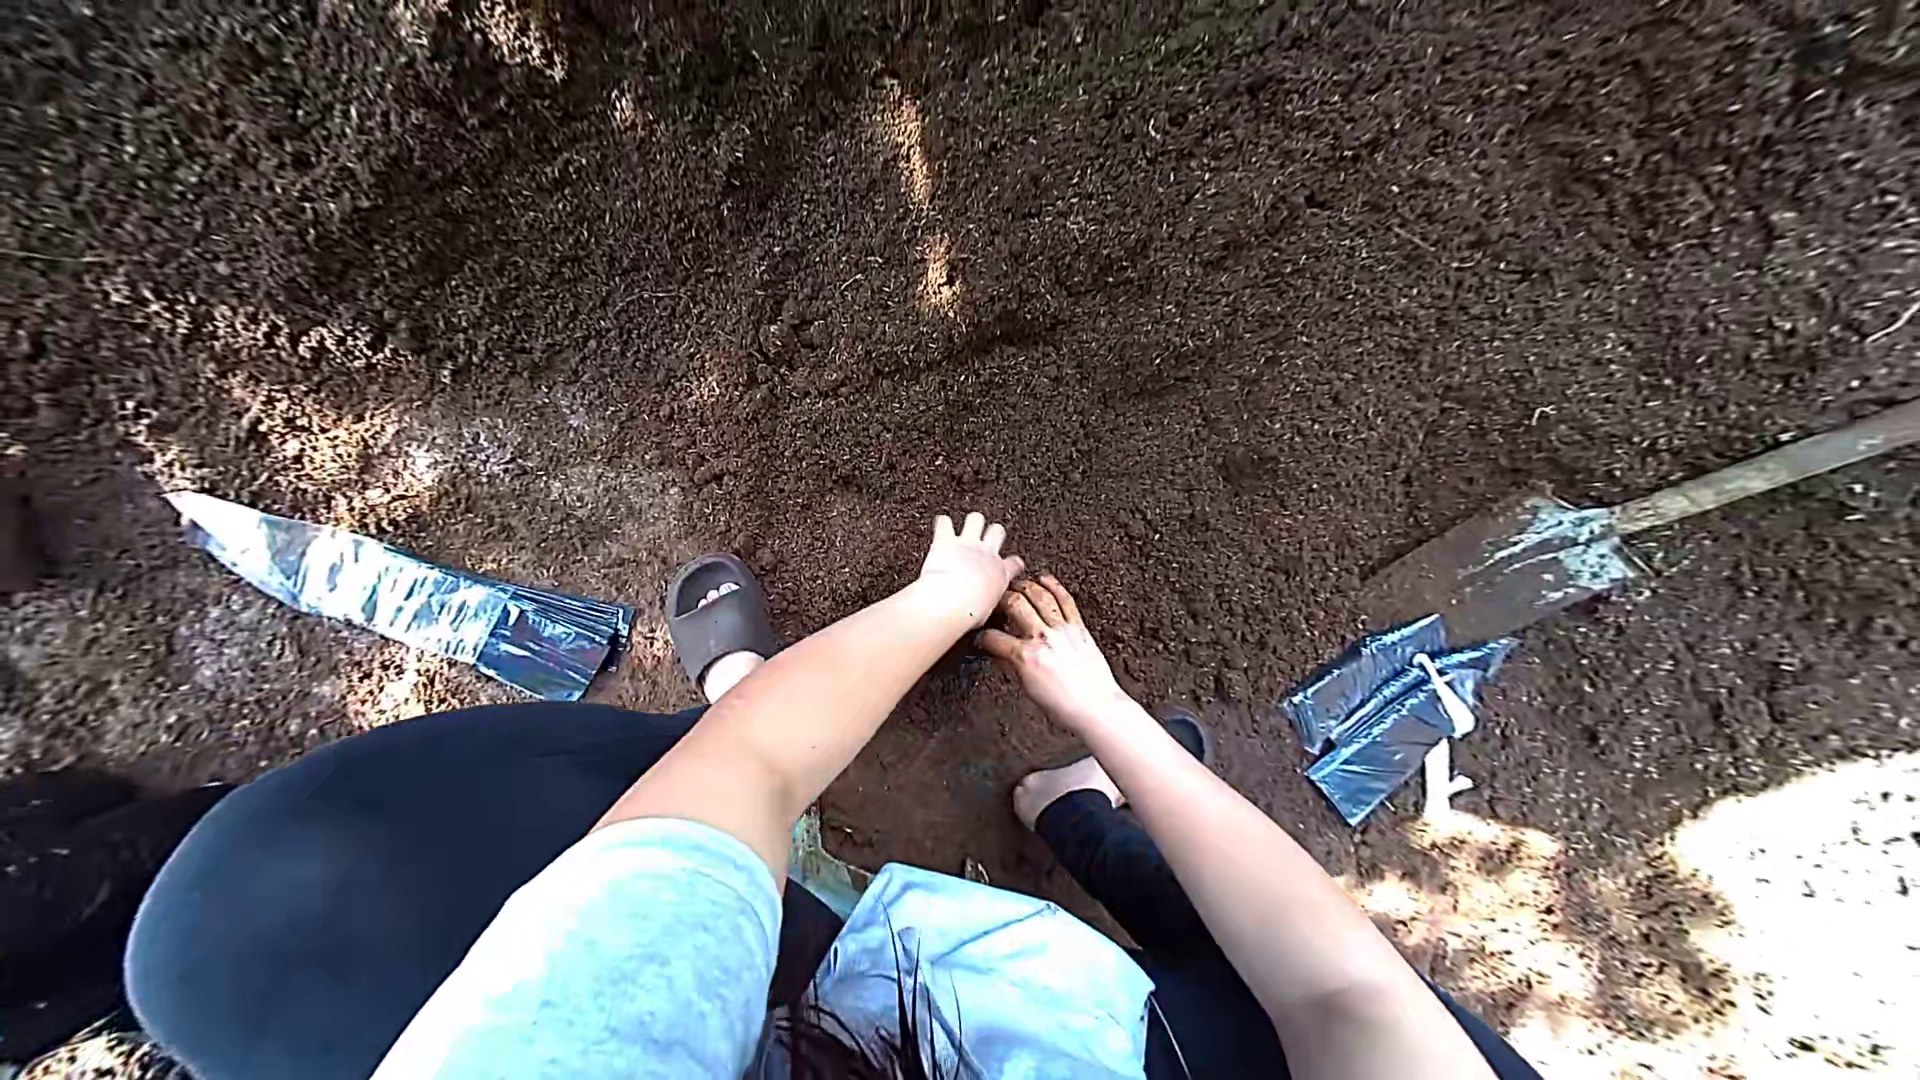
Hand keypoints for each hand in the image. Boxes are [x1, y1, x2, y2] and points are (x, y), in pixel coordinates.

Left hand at [915, 512, 1025, 627]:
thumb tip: (979, 611)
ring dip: (972, 522)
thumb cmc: (968, 612)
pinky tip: (941, 524)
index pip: (1014, 563)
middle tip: (987, 538)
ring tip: (967, 525)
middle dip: (993, 532)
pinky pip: (944, 522)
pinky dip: (942, 523)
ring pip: (976, 519)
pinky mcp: (946, 540)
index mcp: (999, 573)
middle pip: (997, 531)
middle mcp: (986, 554)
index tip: (1012, 563)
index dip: (1013, 562)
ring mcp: (967, 544)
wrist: (951, 601)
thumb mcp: (984, 613)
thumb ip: (985, 603)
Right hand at [978, 575, 1129, 728]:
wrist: (1096, 708)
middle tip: (997, 601)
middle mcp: (1042, 638)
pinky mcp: (1078, 627)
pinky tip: (1044, 579)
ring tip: (1016, 585)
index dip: (982, 635)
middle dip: (1001, 599)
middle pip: (1014, 603)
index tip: (981, 634)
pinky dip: (1053, 586)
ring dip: (1024, 586)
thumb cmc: (1065, 705)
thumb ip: (1010, 666)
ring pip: (1039, 595)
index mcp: (1025, 656)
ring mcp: (1061, 630)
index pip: (993, 637)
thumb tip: (997, 655)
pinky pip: (1065, 599)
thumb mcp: (1027, 688)